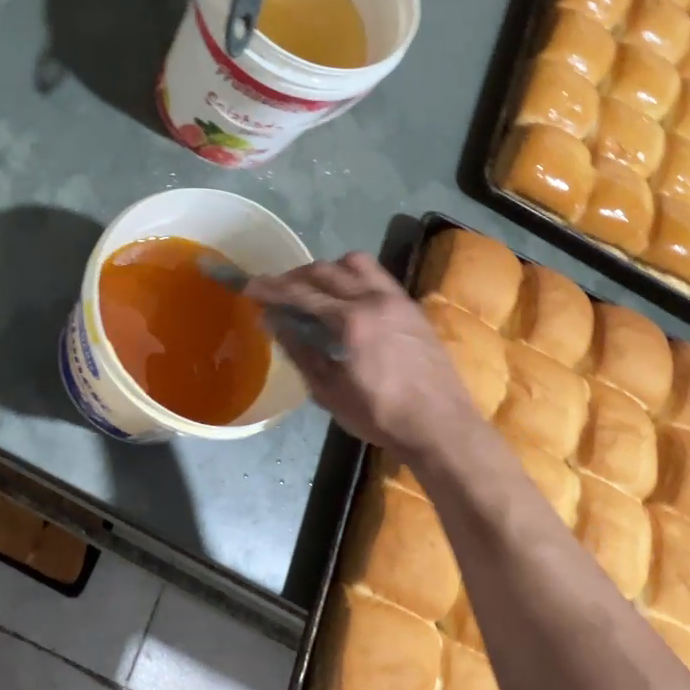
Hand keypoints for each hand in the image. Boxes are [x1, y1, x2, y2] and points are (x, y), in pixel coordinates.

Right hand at [247, 251, 482, 461]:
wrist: (441, 425)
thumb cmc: (380, 414)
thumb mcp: (328, 389)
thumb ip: (299, 350)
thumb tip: (272, 320)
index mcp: (352, 319)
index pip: (301, 293)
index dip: (271, 288)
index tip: (248, 286)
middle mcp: (375, 299)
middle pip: (325, 271)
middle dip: (294, 276)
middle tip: (273, 289)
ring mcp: (398, 300)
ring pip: (356, 264)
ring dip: (327, 270)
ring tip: (311, 289)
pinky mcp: (412, 308)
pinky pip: (377, 277)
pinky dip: (353, 279)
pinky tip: (345, 301)